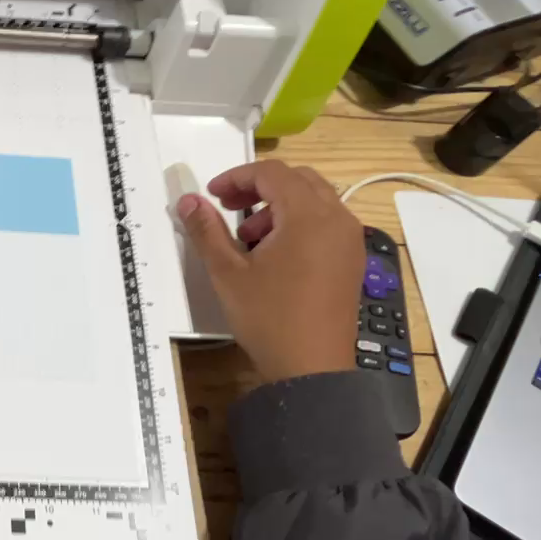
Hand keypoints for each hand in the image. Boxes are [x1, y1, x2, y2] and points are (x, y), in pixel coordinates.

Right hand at [175, 161, 364, 383]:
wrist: (310, 366)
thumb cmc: (267, 317)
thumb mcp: (227, 273)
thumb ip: (207, 231)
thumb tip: (189, 200)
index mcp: (308, 216)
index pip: (272, 174)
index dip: (237, 177)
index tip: (211, 196)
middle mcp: (337, 218)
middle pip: (297, 180)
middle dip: (258, 188)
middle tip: (228, 210)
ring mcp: (350, 239)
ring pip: (314, 200)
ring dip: (277, 206)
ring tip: (248, 240)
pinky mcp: (351, 258)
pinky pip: (325, 222)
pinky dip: (296, 223)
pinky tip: (273, 254)